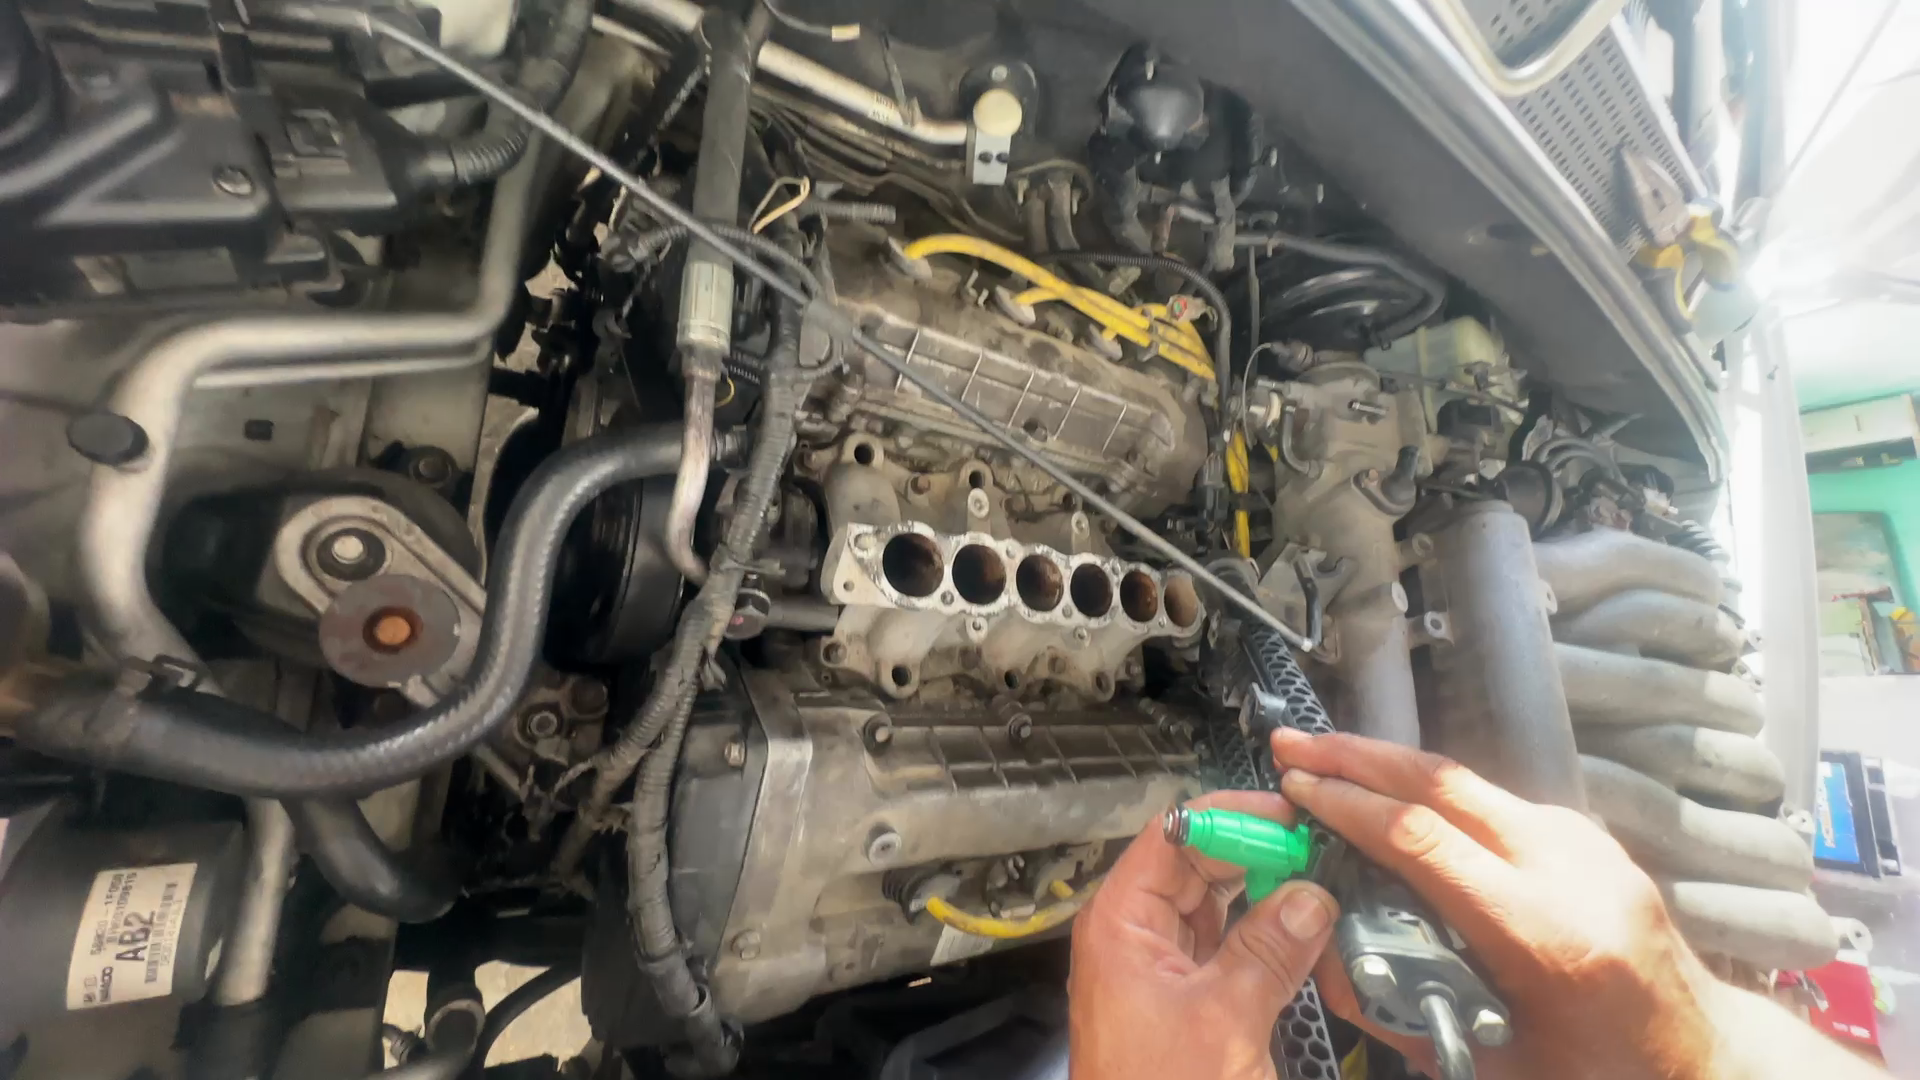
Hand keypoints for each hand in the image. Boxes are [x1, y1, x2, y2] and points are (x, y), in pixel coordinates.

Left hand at [1069, 791, 1339, 1079]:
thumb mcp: (1224, 1021)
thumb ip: (1269, 951)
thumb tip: (1312, 894)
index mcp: (1121, 917)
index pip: (1172, 837)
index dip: (1227, 817)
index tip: (1284, 814)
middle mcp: (1133, 927)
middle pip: (1192, 864)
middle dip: (1250, 851)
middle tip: (1311, 846)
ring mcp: (1156, 960)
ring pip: (1210, 902)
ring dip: (1258, 888)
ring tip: (1311, 875)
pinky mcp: (1181, 993)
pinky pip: (1219, 941)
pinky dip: (1257, 930)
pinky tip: (1296, 922)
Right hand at [1271, 729, 1747, 1079]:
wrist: (1707, 1059)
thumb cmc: (1590, 1070)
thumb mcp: (1483, 1061)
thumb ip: (1387, 1004)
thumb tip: (1315, 938)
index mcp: (1550, 934)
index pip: (1423, 839)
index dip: (1348, 804)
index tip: (1292, 787)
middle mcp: (1568, 867)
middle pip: (1438, 781)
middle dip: (1351, 756)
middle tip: (1289, 744)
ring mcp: (1578, 838)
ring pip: (1456, 774)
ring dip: (1377, 757)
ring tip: (1318, 752)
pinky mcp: (1574, 826)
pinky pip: (1476, 791)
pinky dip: (1413, 778)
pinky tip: (1376, 782)